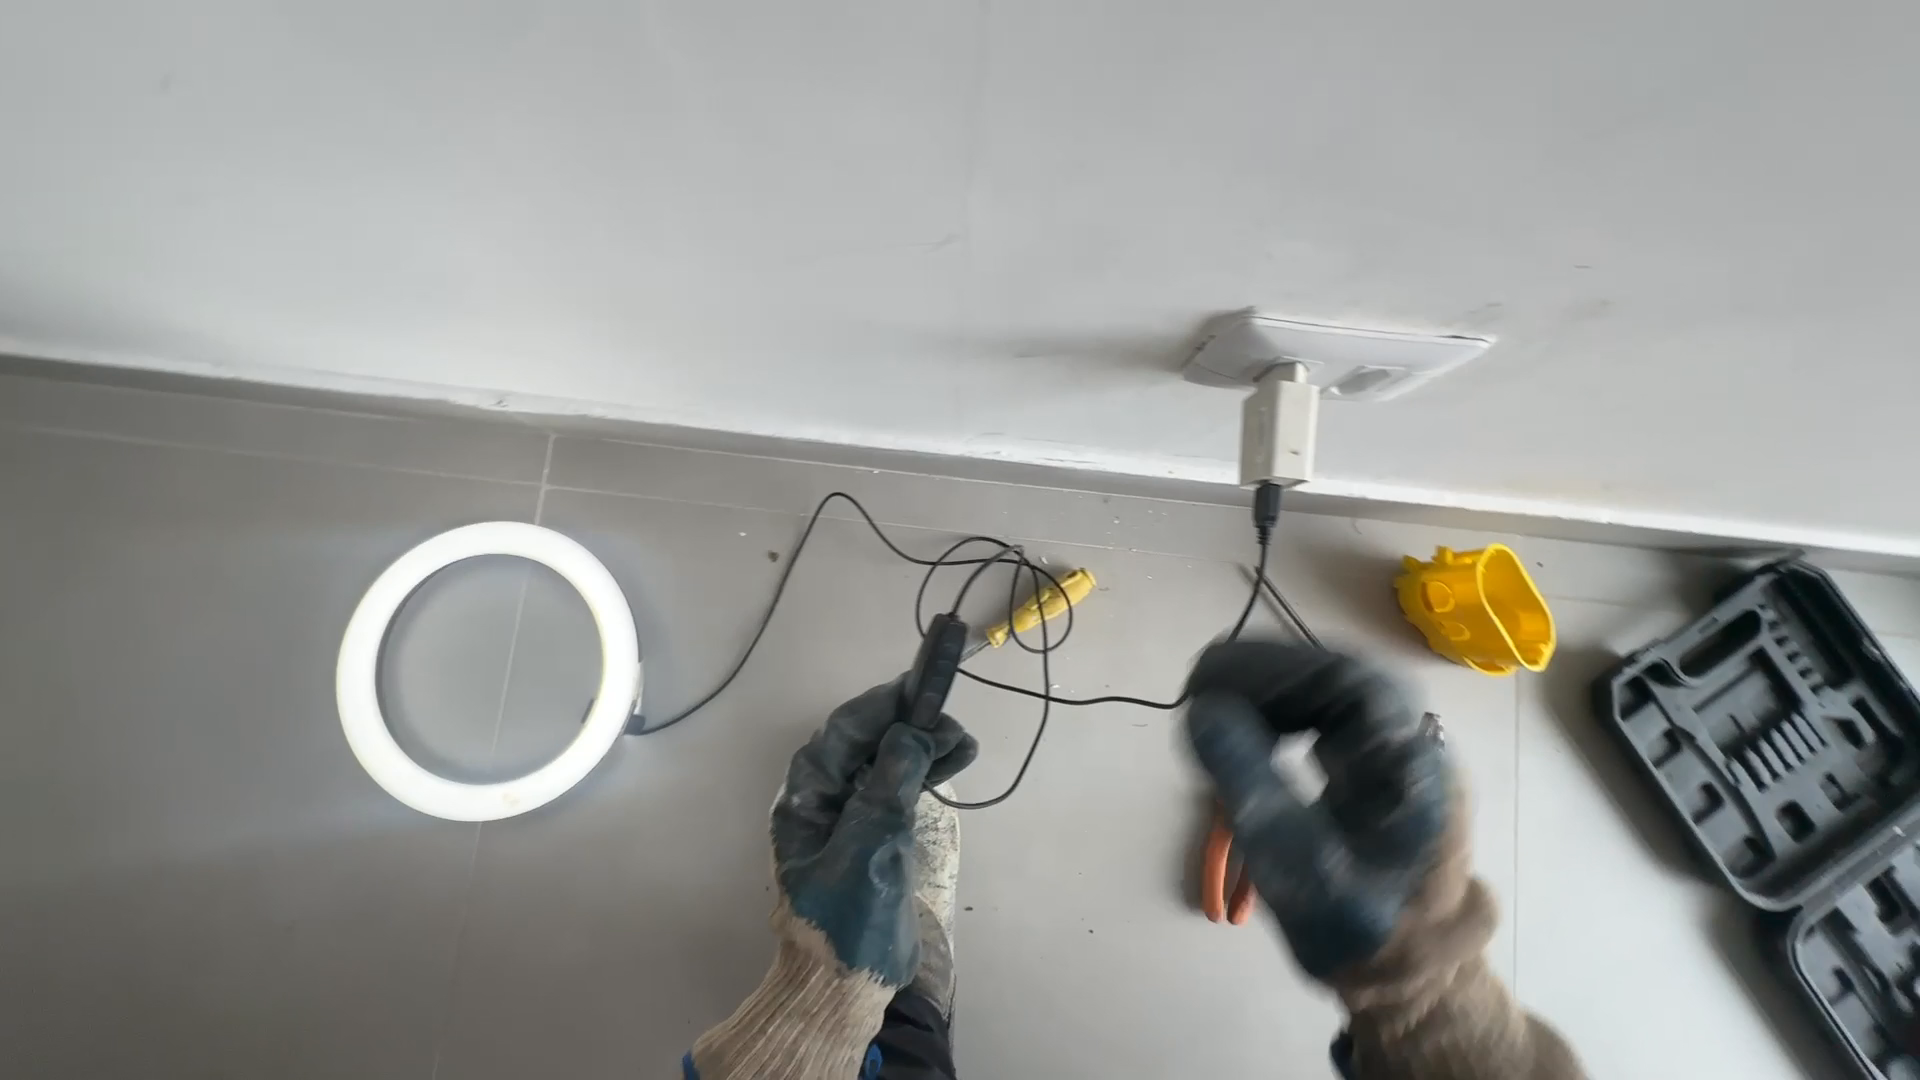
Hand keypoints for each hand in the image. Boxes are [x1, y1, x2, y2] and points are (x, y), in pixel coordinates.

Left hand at [771, 678, 976, 985]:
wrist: (845, 986)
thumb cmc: (843, 921)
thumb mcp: (865, 850)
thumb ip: (887, 787)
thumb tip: (912, 732)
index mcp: (807, 793)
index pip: (846, 730)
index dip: (886, 702)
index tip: (925, 684)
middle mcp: (828, 791)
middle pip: (871, 736)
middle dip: (911, 721)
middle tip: (952, 722)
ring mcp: (855, 807)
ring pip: (891, 755)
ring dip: (926, 742)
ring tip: (963, 741)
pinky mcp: (879, 824)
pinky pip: (904, 781)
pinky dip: (930, 767)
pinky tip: (958, 756)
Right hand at [1184, 641, 1450, 980]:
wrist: (1409, 981)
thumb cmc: (1360, 930)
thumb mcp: (1293, 862)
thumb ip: (1247, 779)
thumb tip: (1203, 708)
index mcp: (1414, 766)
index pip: (1349, 683)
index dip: (1276, 668)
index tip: (1212, 674)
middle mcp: (1413, 749)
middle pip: (1339, 680)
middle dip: (1266, 675)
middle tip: (1203, 685)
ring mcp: (1396, 757)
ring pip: (1331, 695)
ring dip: (1269, 690)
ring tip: (1213, 700)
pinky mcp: (1374, 770)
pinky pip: (1326, 719)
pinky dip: (1279, 711)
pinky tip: (1246, 722)